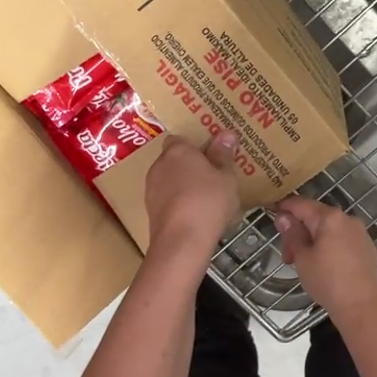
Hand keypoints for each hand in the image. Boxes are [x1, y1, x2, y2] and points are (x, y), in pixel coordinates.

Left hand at [144, 133, 242, 256]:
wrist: (181, 242)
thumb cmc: (208, 201)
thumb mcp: (226, 177)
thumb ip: (224, 156)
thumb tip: (226, 135)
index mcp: (178, 151)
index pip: (181, 139)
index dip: (195, 147)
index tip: (212, 156)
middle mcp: (159, 165)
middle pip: (174, 160)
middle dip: (190, 167)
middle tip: (213, 177)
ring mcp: (151, 189)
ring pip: (170, 181)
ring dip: (183, 186)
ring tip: (207, 199)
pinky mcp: (150, 212)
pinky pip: (167, 200)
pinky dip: (178, 204)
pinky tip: (195, 216)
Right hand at [272, 196, 376, 321]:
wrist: (362, 306)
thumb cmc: (328, 281)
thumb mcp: (302, 258)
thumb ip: (292, 234)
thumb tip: (284, 217)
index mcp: (330, 218)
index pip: (301, 204)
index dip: (284, 207)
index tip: (271, 214)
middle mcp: (347, 219)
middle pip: (316, 216)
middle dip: (298, 231)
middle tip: (287, 255)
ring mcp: (360, 233)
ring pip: (329, 229)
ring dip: (312, 240)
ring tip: (303, 263)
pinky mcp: (366, 247)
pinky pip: (342, 239)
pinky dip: (328, 245)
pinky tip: (323, 265)